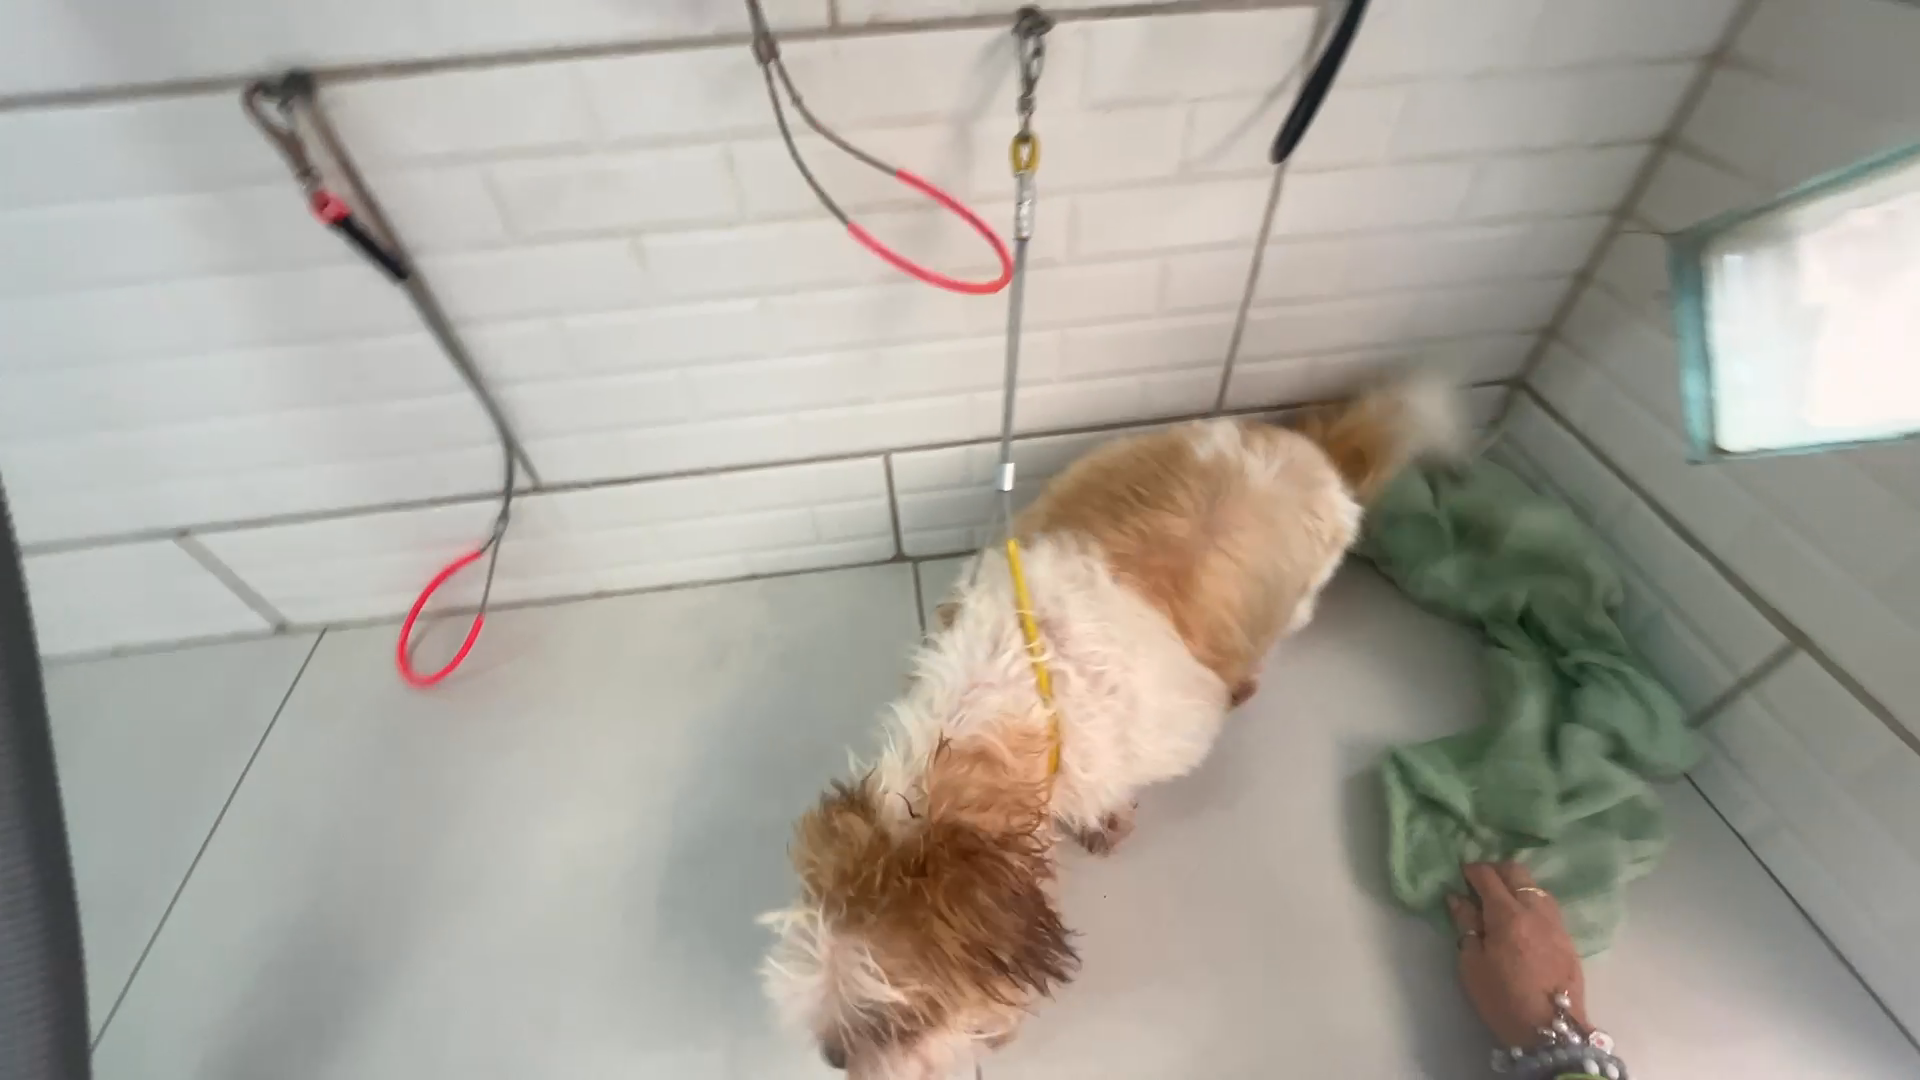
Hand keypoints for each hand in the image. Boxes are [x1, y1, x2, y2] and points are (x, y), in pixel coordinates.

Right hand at [1447, 862, 1586, 1047]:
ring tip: (1501, 900)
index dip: (1470, 870)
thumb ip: (1466, 924)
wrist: (1553, 1035)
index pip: (1487, 876)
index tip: (1460, 875)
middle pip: (1517, 873)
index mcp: (1507, 916)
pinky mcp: (1569, 942)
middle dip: (1496, 870)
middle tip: (1479, 882)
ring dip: (1517, 886)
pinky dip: (1532, 903)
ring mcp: (1557, 927)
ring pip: (1537, 888)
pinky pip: (1549, 908)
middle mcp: (1535, 913)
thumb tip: (1458, 898)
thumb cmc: (1502, 998)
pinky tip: (1522, 919)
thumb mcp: (1471, 962)